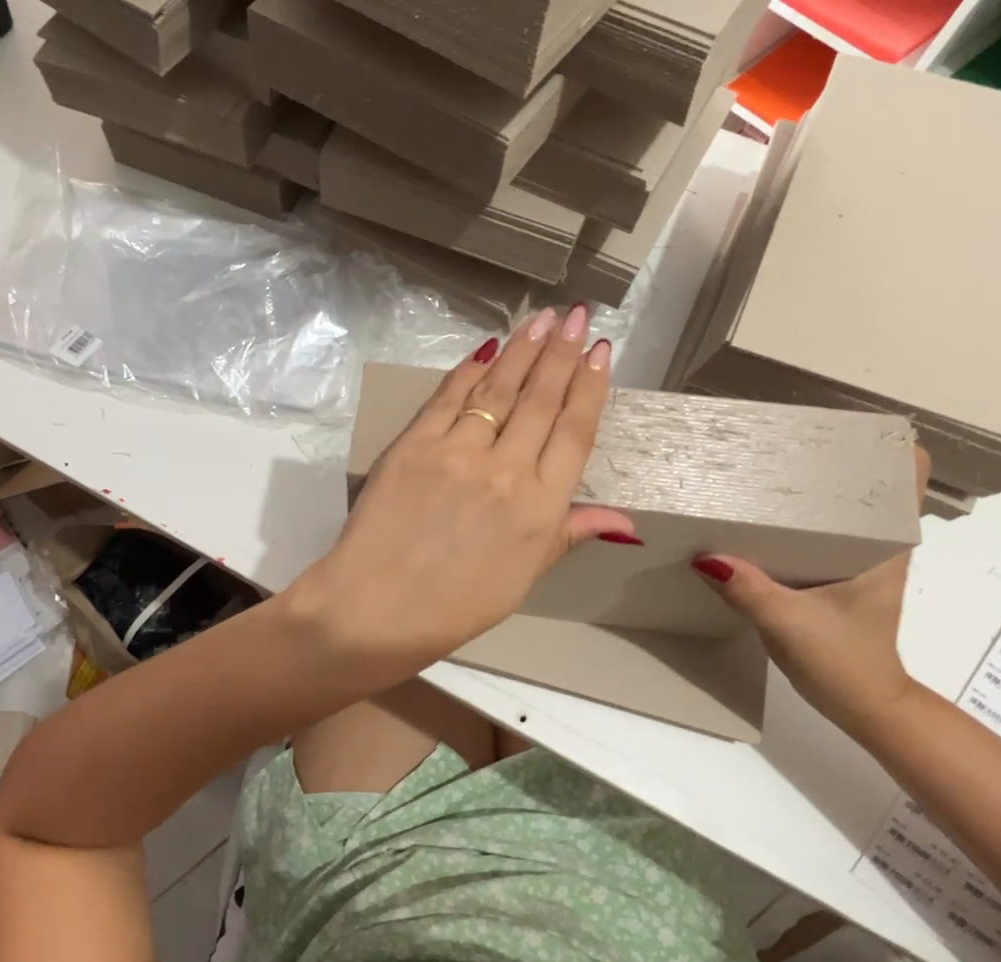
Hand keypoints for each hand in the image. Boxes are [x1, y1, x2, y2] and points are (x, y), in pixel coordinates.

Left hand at [287, 305, 634, 679]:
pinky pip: (447, 399)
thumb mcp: (523, 578)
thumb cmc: (455, 607)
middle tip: (577, 315)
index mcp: (540, 508)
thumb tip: (622, 519)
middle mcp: (506, 471)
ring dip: (522, 350)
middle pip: (540, 400)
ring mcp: (457, 453)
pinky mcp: (413, 446)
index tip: (600, 352)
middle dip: (561, 352)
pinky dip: (469, 372)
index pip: (575, 432)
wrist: (378, 608)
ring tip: (543, 319)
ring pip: (498, 390)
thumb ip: (567, 535)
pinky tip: (486, 351)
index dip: (590, 387)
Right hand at [689, 447, 932, 732]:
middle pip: (860, 485)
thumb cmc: (842, 660)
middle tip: (775, 442)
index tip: (839, 426)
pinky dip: (788, 525)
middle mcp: (872, 544)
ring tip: (756, 473)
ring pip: (833, 511)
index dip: (882, 443)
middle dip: (824, 461)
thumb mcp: (789, 623)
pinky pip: (811, 537)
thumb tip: (704, 555)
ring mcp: (852, 561)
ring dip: (803, 494)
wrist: (860, 705)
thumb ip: (749, 590)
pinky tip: (751, 523)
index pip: (906, 475)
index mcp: (884, 544)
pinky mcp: (829, 578)